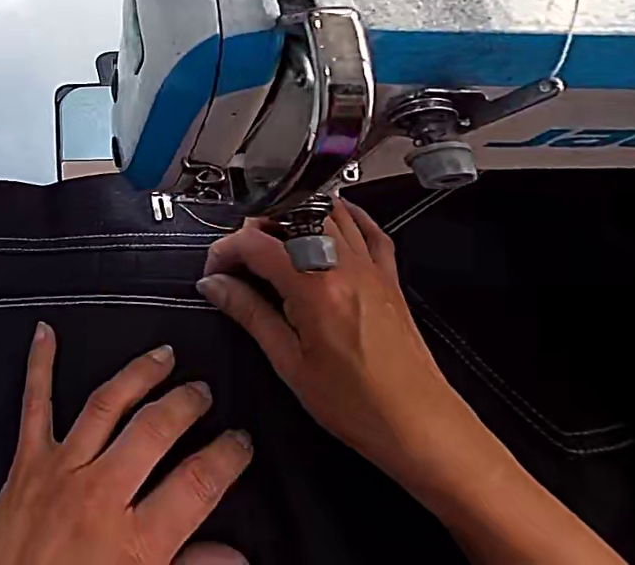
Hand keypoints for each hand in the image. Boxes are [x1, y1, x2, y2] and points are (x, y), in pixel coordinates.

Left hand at [0, 322, 254, 564]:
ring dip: (140, 373)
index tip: (240, 441)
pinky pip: (34, 406)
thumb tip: (237, 557)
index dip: (228, 456)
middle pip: (155, 429)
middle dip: (187, 402)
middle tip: (204, 390)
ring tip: (164, 355)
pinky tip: (45, 333)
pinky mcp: (26, 466)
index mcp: (133, 544)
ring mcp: (60, 473)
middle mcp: (99, 497)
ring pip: (108, 404)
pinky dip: (39, 366)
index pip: (197, 483)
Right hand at [194, 201, 461, 486]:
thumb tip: (217, 286)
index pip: (255, 243)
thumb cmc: (360, 405)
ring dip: (293, 218)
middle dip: (256, 229)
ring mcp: (368, 263)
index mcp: (313, 284)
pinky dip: (343, 216)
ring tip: (275, 246)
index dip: (225, 250)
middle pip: (289, 213)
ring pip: (326, 210)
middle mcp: (342, 262)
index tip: (215, 270)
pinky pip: (366, 227)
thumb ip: (250, 314)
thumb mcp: (290, 364)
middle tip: (240, 261)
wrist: (420, 425)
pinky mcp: (387, 273)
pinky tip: (329, 223)